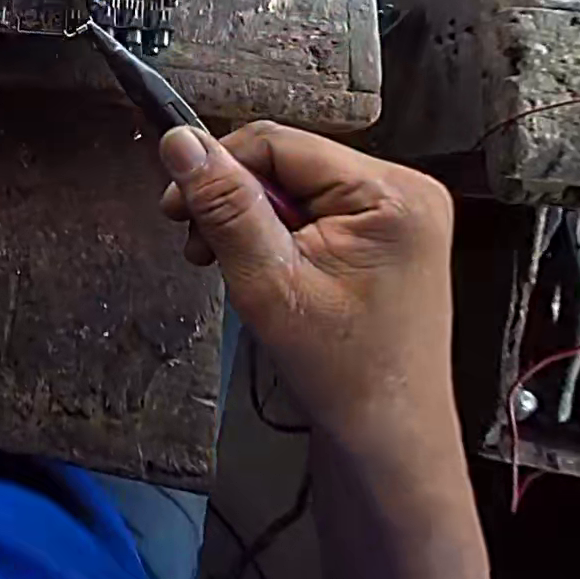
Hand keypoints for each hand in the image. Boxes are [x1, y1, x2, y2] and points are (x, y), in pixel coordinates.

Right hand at [158, 122, 456, 445]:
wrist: (385, 436)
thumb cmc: (342, 373)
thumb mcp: (268, 283)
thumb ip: (224, 206)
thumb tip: (182, 144)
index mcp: (389, 195)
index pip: (277, 142)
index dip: (218, 167)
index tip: (178, 202)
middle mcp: (401, 189)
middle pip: (284, 160)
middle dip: (232, 198)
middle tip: (199, 239)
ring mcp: (393, 208)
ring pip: (289, 181)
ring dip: (246, 215)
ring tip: (225, 256)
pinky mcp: (379, 227)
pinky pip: (307, 202)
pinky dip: (271, 226)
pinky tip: (255, 257)